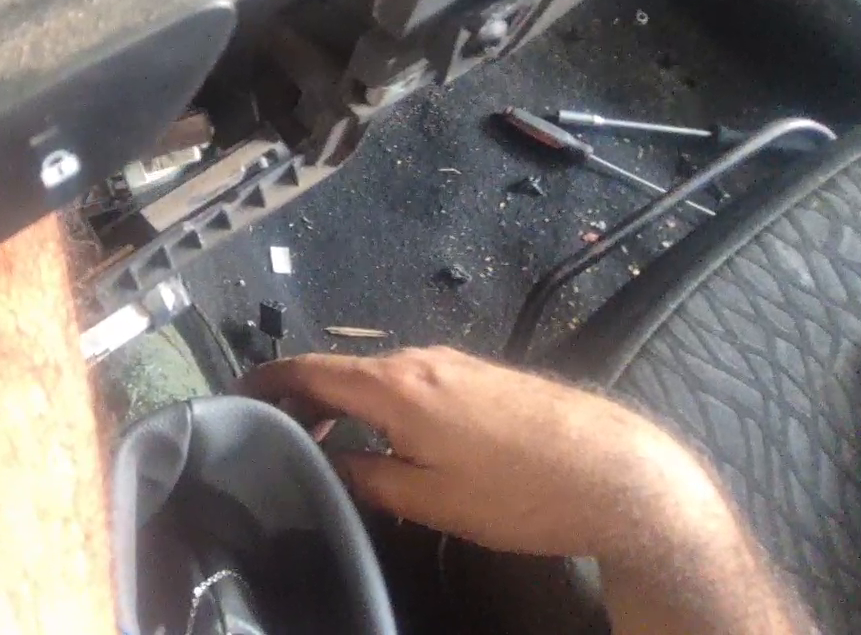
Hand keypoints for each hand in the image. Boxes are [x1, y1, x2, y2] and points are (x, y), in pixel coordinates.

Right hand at [239, 346, 732, 564]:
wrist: (619, 470)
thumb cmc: (517, 490)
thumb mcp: (433, 500)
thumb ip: (368, 479)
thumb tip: (328, 466)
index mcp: (393, 388)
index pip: (311, 371)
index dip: (271, 380)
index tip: (241, 394)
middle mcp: (414, 360)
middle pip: (339, 369)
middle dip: (304, 397)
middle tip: (282, 433)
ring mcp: (448, 361)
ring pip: (374, 374)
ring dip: (342, 400)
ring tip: (329, 439)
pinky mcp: (475, 371)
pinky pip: (407, 377)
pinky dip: (377, 399)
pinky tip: (387, 432)